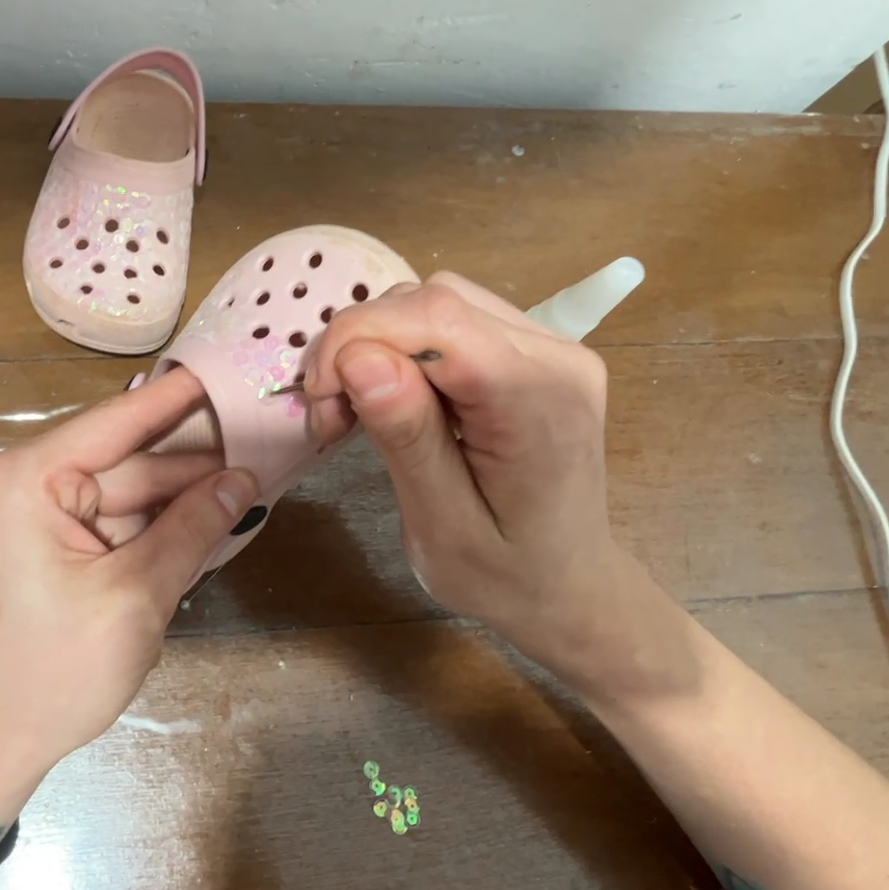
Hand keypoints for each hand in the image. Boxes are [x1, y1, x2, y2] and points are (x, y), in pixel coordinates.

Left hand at [0, 369, 257, 803]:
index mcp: (28, 479)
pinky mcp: (51, 546)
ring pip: (127, 494)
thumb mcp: (136, 596)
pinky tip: (209, 523)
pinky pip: (115, 522)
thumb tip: (244, 479)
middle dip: (193, 465)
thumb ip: (191, 528)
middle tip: (264, 445)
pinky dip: (158, 528)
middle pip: (128, 461)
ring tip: (250, 486)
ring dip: (181, 500)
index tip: (226, 369)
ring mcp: (36, 515)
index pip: (117, 421)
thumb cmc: (55, 672)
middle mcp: (26, 483)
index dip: (177, 398)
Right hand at [302, 272, 686, 698]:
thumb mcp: (442, 526)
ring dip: (376, 345)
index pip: (436, 320)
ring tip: (357, 411)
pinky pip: (449, 321)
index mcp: (540, 399)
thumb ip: (407, 438)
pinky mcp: (529, 351)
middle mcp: (554, 354)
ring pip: (435, 302)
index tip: (320, 403)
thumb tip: (357, 359)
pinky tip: (391, 396)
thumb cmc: (505, 576)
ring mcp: (547, 346)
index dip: (359, 340)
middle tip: (331, 416)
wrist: (568, 587)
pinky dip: (401, 348)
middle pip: (432, 302)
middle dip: (359, 345)